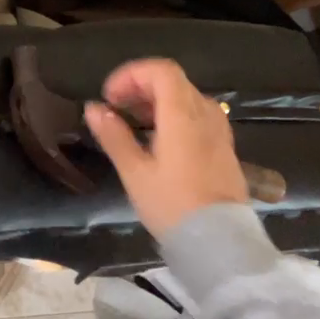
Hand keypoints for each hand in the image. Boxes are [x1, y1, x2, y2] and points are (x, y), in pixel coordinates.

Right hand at [85, 58, 248, 237]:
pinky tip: (162, 140)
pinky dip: (177, 116)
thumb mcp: (134, 172)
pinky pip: (200, 117)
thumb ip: (114, 136)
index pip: (161, 71)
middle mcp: (206, 118)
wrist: (222, 247)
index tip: (110, 97)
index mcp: (183, 118)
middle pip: (174, 82)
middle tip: (117, 108)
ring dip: (159, 101)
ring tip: (137, 123)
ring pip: (188, 98)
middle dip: (141, 87)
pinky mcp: (226, 151)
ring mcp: (220, 135)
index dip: (131, 75)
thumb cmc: (173, 206)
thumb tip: (93, 108)